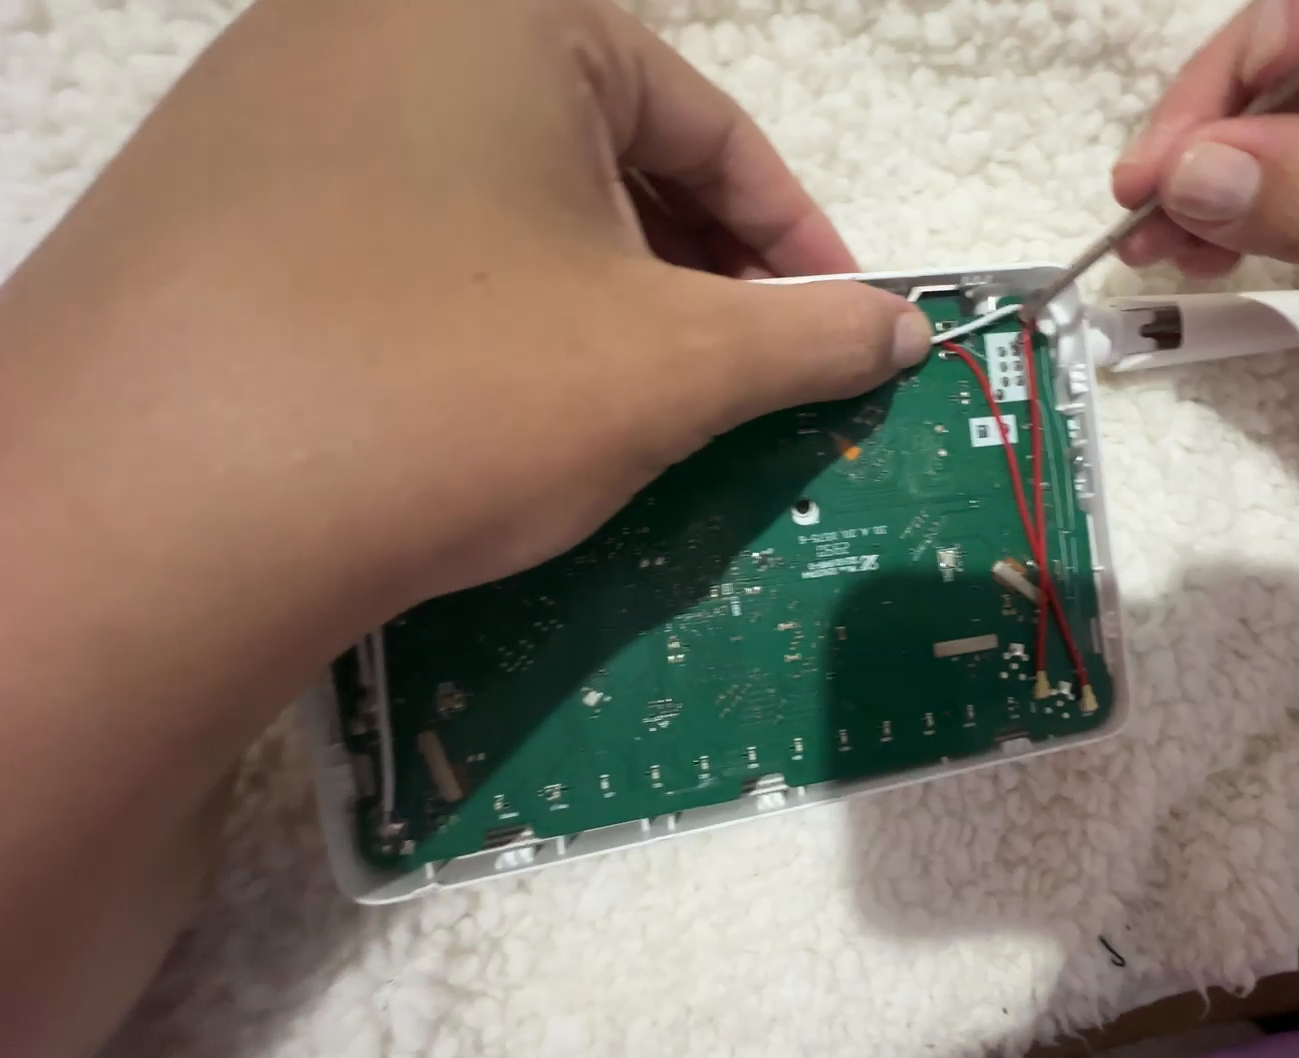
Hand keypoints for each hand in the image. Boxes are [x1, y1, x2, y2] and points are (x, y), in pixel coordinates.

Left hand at [0, 3, 926, 1057]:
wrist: (154, 529)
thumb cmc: (463, 395)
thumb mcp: (682, 363)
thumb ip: (818, 336)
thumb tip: (909, 328)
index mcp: (499, 15)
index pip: (716, 127)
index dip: (802, 237)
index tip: (847, 319)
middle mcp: (387, 28)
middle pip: (630, 160)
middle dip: (719, 270)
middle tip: (765, 363)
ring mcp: (301, 116)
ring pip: (544, 206)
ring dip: (636, 294)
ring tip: (676, 384)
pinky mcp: (257, 213)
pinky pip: (460, 242)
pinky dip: (542, 307)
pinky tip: (559, 387)